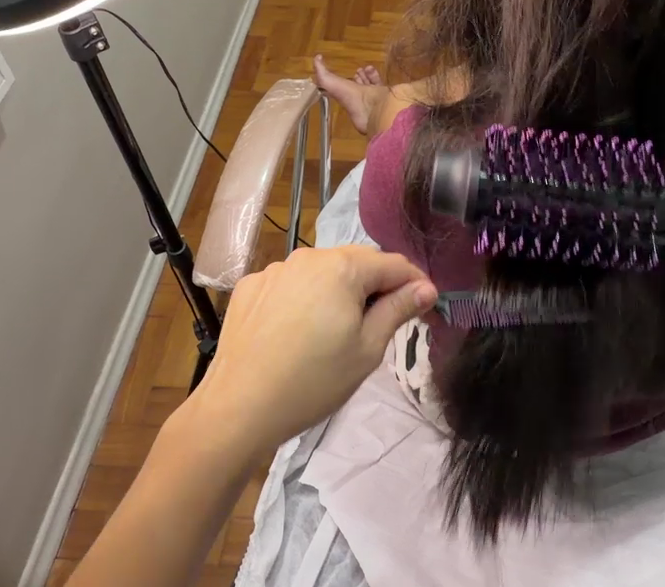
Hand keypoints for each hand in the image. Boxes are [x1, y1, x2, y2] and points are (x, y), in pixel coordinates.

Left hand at [190, 246, 437, 451]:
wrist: (238, 408)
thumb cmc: (313, 381)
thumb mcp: (367, 349)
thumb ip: (398, 310)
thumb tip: (426, 288)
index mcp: (343, 266)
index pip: (394, 264)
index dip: (415, 284)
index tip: (426, 308)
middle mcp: (309, 256)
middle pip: (358, 262)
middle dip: (377, 285)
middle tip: (384, 322)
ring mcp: (276, 269)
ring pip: (322, 271)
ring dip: (339, 290)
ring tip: (338, 329)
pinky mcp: (251, 287)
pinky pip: (291, 283)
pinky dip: (305, 298)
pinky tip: (299, 331)